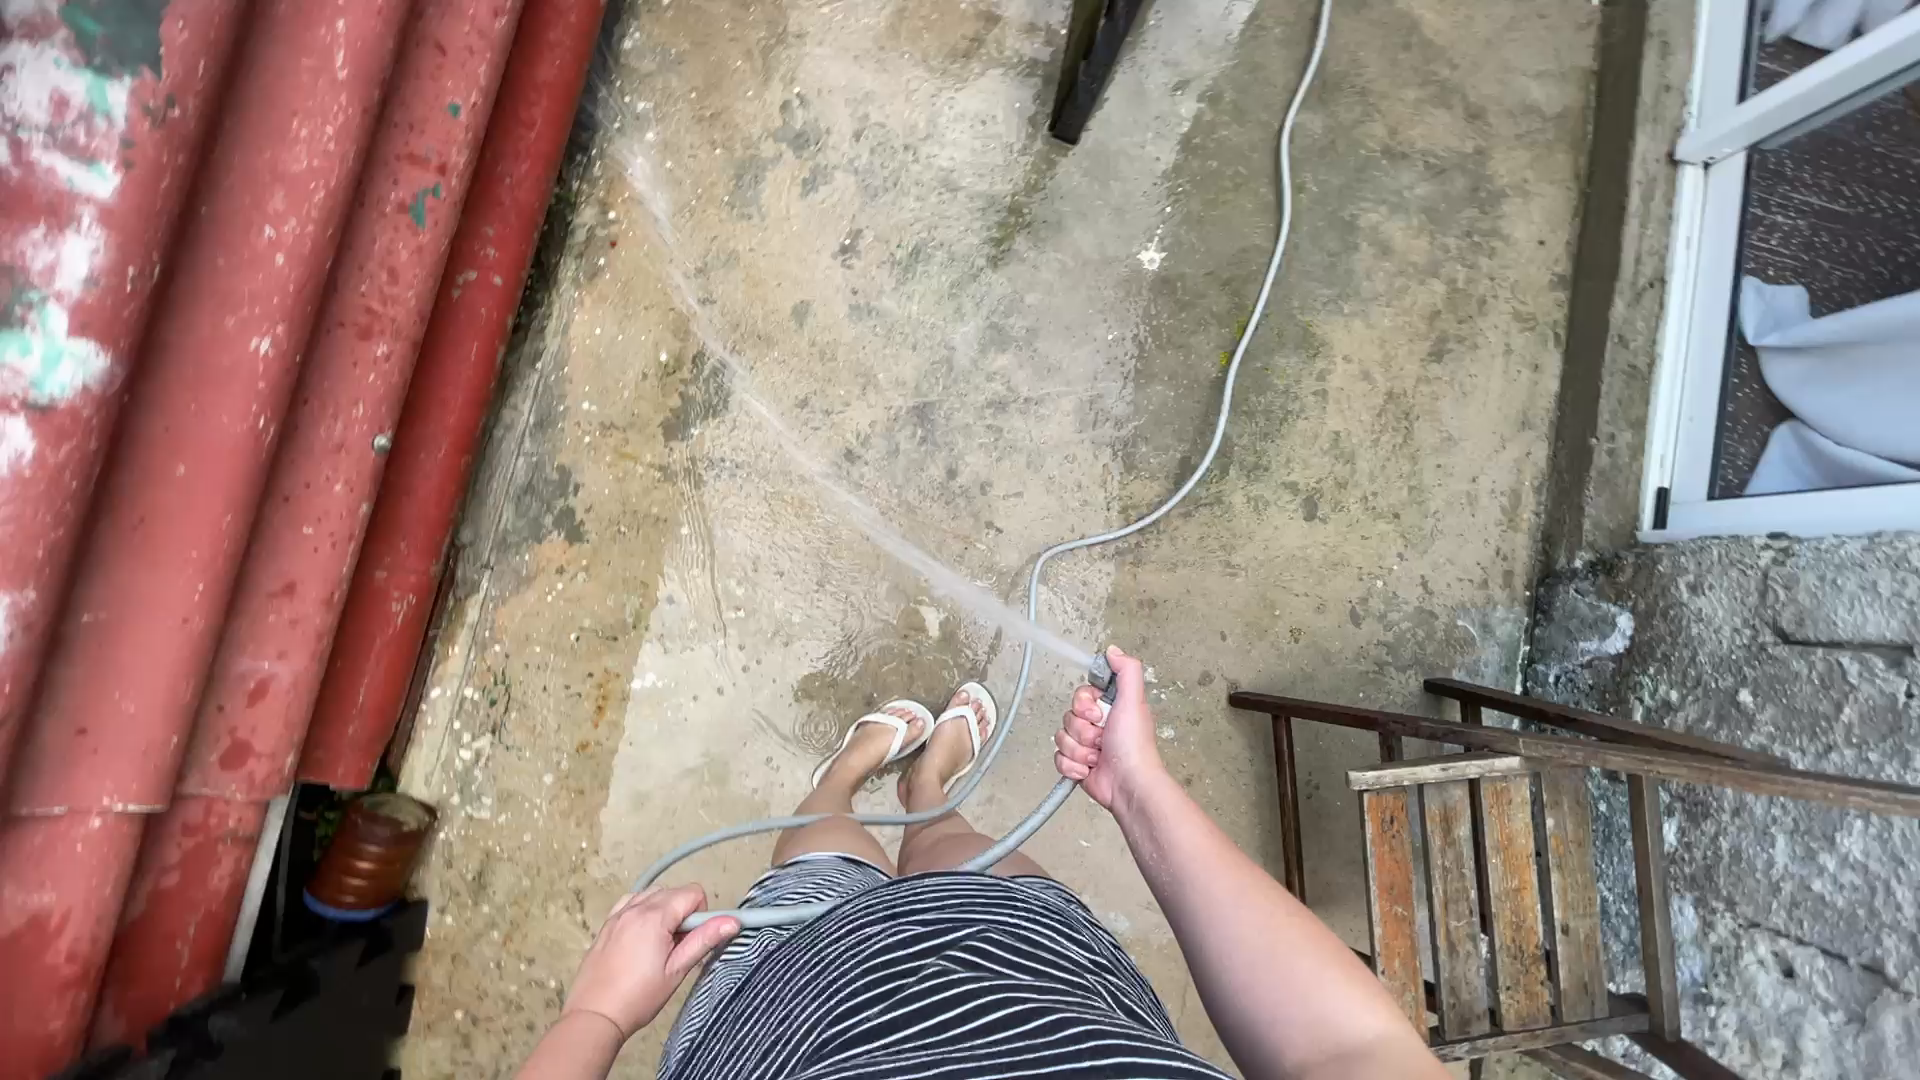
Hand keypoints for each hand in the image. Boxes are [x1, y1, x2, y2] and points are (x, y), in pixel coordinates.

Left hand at [561, 885, 739, 1040]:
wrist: (593, 1018)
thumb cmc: (637, 998)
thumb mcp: (676, 970)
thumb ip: (704, 940)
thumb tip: (732, 921)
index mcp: (655, 917)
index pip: (693, 892)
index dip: (700, 914)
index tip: (691, 939)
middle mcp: (635, 908)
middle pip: (674, 891)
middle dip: (682, 912)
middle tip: (676, 946)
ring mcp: (618, 915)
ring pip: (653, 893)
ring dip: (663, 908)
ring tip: (659, 941)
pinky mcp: (606, 924)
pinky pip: (631, 901)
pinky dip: (642, 908)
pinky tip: (642, 932)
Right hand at [1054, 646, 1165, 811]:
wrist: (1128, 784)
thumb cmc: (1134, 747)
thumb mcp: (1134, 701)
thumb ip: (1126, 671)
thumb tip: (1113, 652)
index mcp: (1110, 708)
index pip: (1080, 695)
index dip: (1084, 704)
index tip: (1097, 714)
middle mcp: (1098, 725)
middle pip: (1069, 716)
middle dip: (1082, 730)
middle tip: (1101, 738)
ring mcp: (1086, 745)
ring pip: (1061, 737)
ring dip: (1079, 749)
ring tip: (1098, 756)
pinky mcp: (1077, 764)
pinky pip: (1058, 757)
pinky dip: (1072, 766)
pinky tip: (1088, 769)